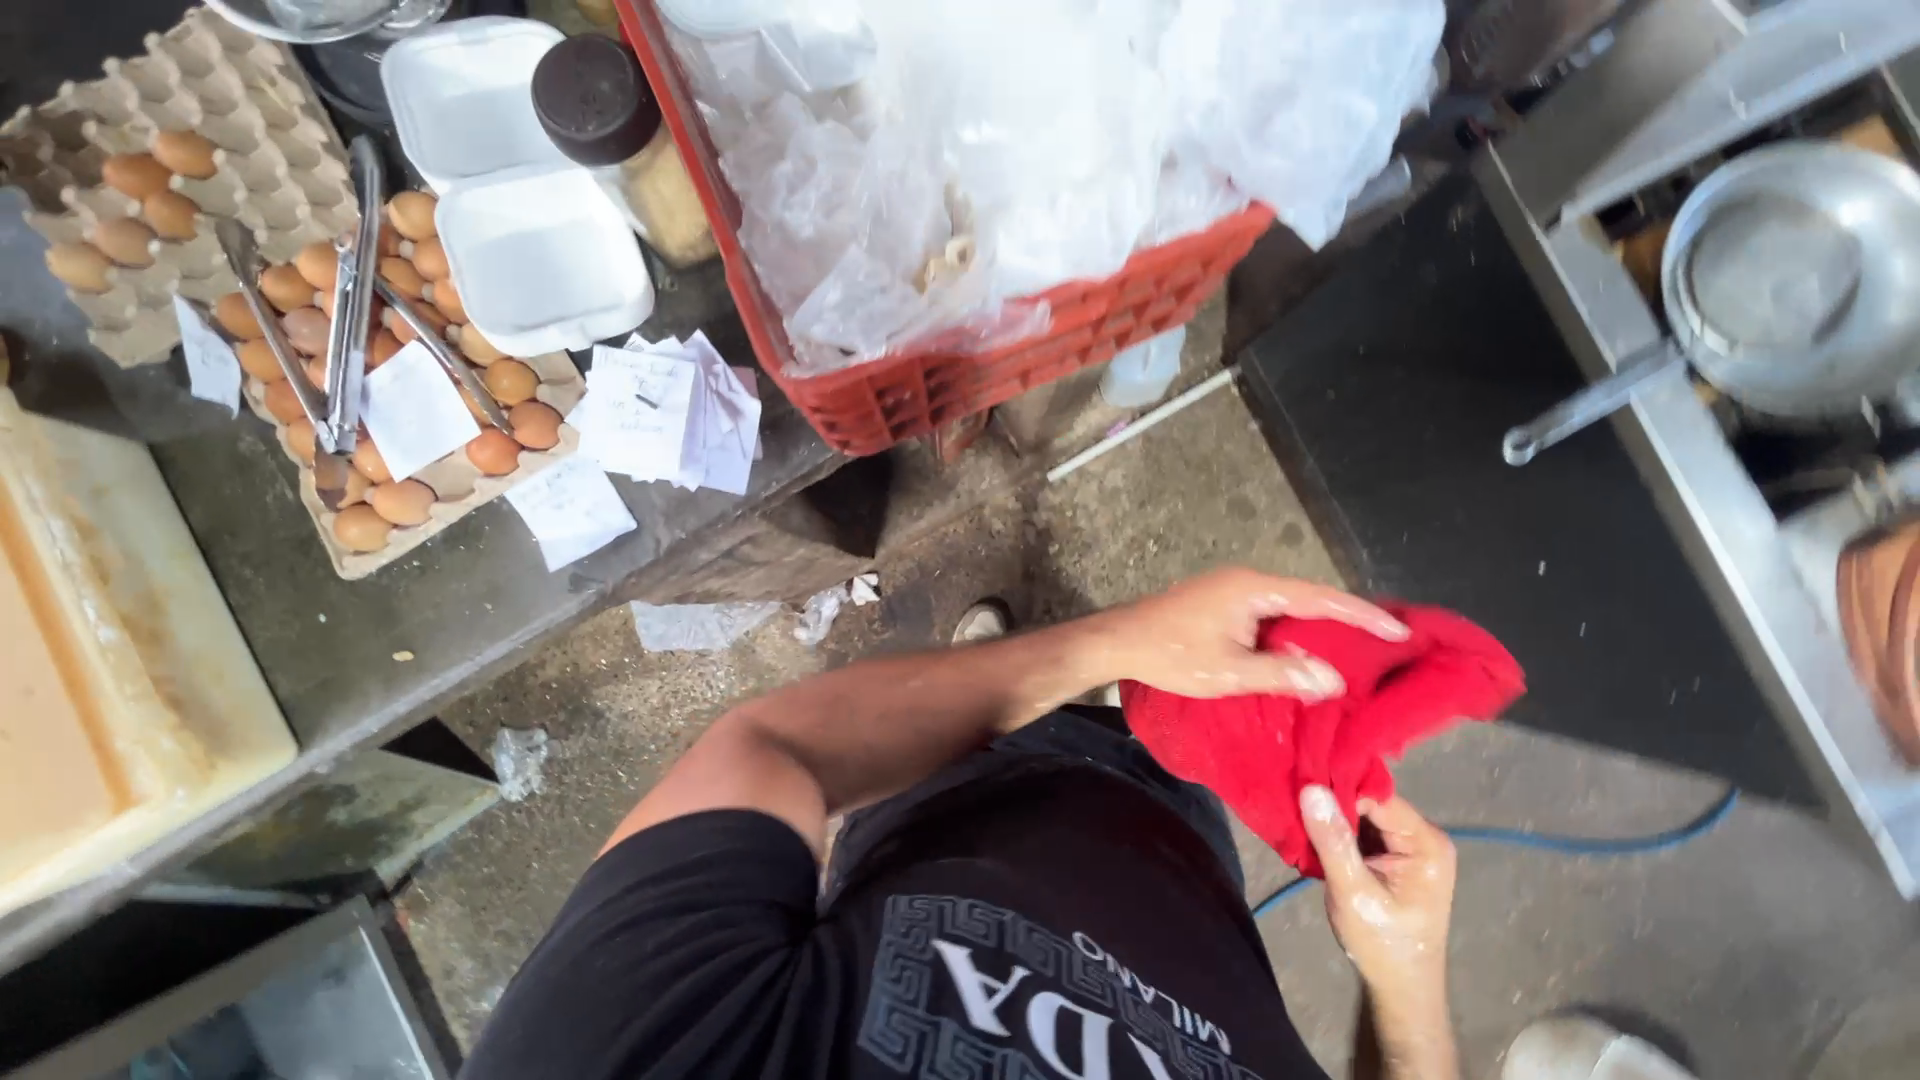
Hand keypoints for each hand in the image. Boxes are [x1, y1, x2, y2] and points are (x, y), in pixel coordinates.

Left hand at [1099, 567, 1407, 699]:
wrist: (1118, 642)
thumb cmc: (1172, 655)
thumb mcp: (1230, 672)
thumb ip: (1283, 673)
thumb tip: (1333, 680)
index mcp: (1253, 589)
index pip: (1320, 598)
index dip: (1362, 615)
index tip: (1400, 630)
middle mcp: (1245, 580)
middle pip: (1307, 597)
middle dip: (1345, 619)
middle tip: (1386, 641)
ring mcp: (1230, 589)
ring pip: (1286, 606)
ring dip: (1316, 626)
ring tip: (1355, 649)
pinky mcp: (1219, 602)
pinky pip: (1268, 612)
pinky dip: (1290, 630)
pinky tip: (1303, 650)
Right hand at [1300, 786, 1454, 1014]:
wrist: (1400, 989)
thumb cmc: (1382, 944)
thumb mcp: (1353, 892)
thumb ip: (1333, 840)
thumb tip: (1311, 788)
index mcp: (1426, 843)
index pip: (1377, 795)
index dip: (1339, 788)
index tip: (1301, 785)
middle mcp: (1424, 837)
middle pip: (1370, 801)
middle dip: (1333, 801)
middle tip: (1293, 800)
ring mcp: (1410, 847)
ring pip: (1363, 814)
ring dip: (1332, 816)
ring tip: (1297, 813)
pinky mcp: (1395, 856)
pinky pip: (1363, 829)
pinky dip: (1338, 831)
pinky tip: (1313, 832)